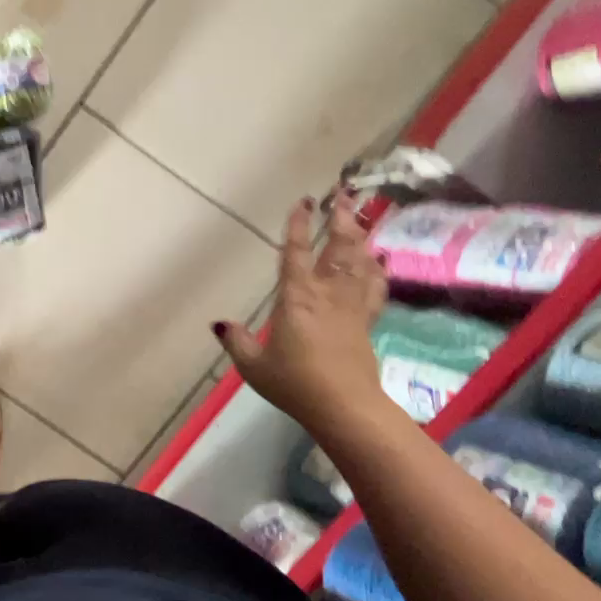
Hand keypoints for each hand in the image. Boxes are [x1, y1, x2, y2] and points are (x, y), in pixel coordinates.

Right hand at [214, 191, 391, 432]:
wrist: (342, 404)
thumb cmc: (292, 384)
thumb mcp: (252, 365)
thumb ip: (237, 341)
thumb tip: (220, 324)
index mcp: (296, 299)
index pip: (295, 254)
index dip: (298, 227)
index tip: (303, 202)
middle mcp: (327, 294)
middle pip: (338, 248)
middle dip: (340, 220)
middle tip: (342, 196)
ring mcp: (351, 306)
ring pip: (360, 262)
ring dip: (360, 237)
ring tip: (360, 218)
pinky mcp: (367, 321)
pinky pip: (375, 287)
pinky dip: (378, 269)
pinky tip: (380, 260)